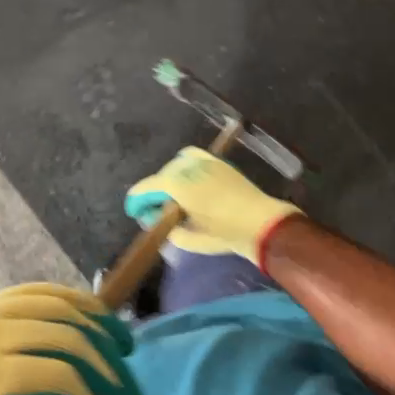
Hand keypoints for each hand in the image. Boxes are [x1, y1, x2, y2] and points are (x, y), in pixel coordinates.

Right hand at [125, 147, 302, 265]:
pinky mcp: (218, 162)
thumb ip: (165, 227)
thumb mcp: (188, 238)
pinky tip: (186, 177)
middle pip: (161, 176)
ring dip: (168, 179)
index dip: (137, 200)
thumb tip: (153, 218)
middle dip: (154, 191)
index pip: (148, 187)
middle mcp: (187, 168)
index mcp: (177, 185)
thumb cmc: (223, 234)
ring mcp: (204, 162)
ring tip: (171, 196)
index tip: (133, 211)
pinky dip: (183, 164)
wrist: (261, 224)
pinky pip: (192, 156)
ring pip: (175, 165)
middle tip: (153, 210)